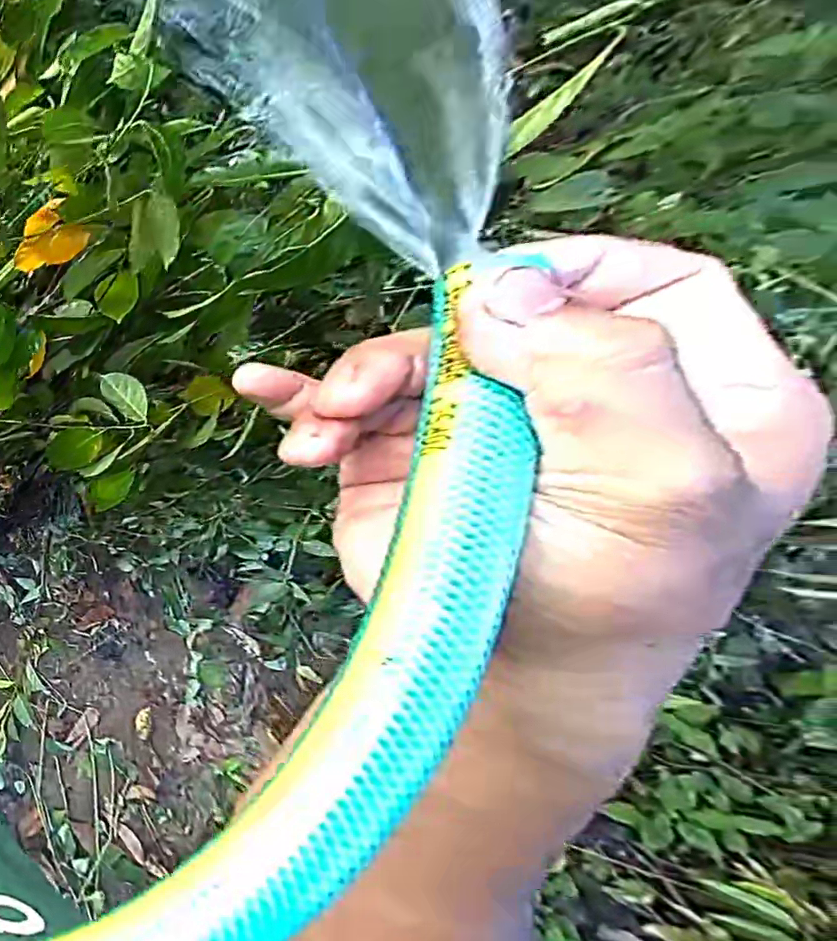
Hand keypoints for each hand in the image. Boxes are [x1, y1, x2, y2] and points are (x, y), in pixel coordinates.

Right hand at [233, 237, 827, 760]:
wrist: (495, 666)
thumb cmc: (600, 595)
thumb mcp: (655, 488)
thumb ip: (609, 376)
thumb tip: (500, 290)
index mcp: (679, 390)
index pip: (639, 286)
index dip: (565, 273)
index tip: (485, 300)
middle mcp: (561, 396)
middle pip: (479, 327)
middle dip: (406, 353)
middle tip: (355, 398)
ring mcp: (466, 424)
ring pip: (395, 367)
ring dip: (341, 391)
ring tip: (318, 440)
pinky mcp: (393, 456)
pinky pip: (338, 409)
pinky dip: (296, 397)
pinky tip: (261, 387)